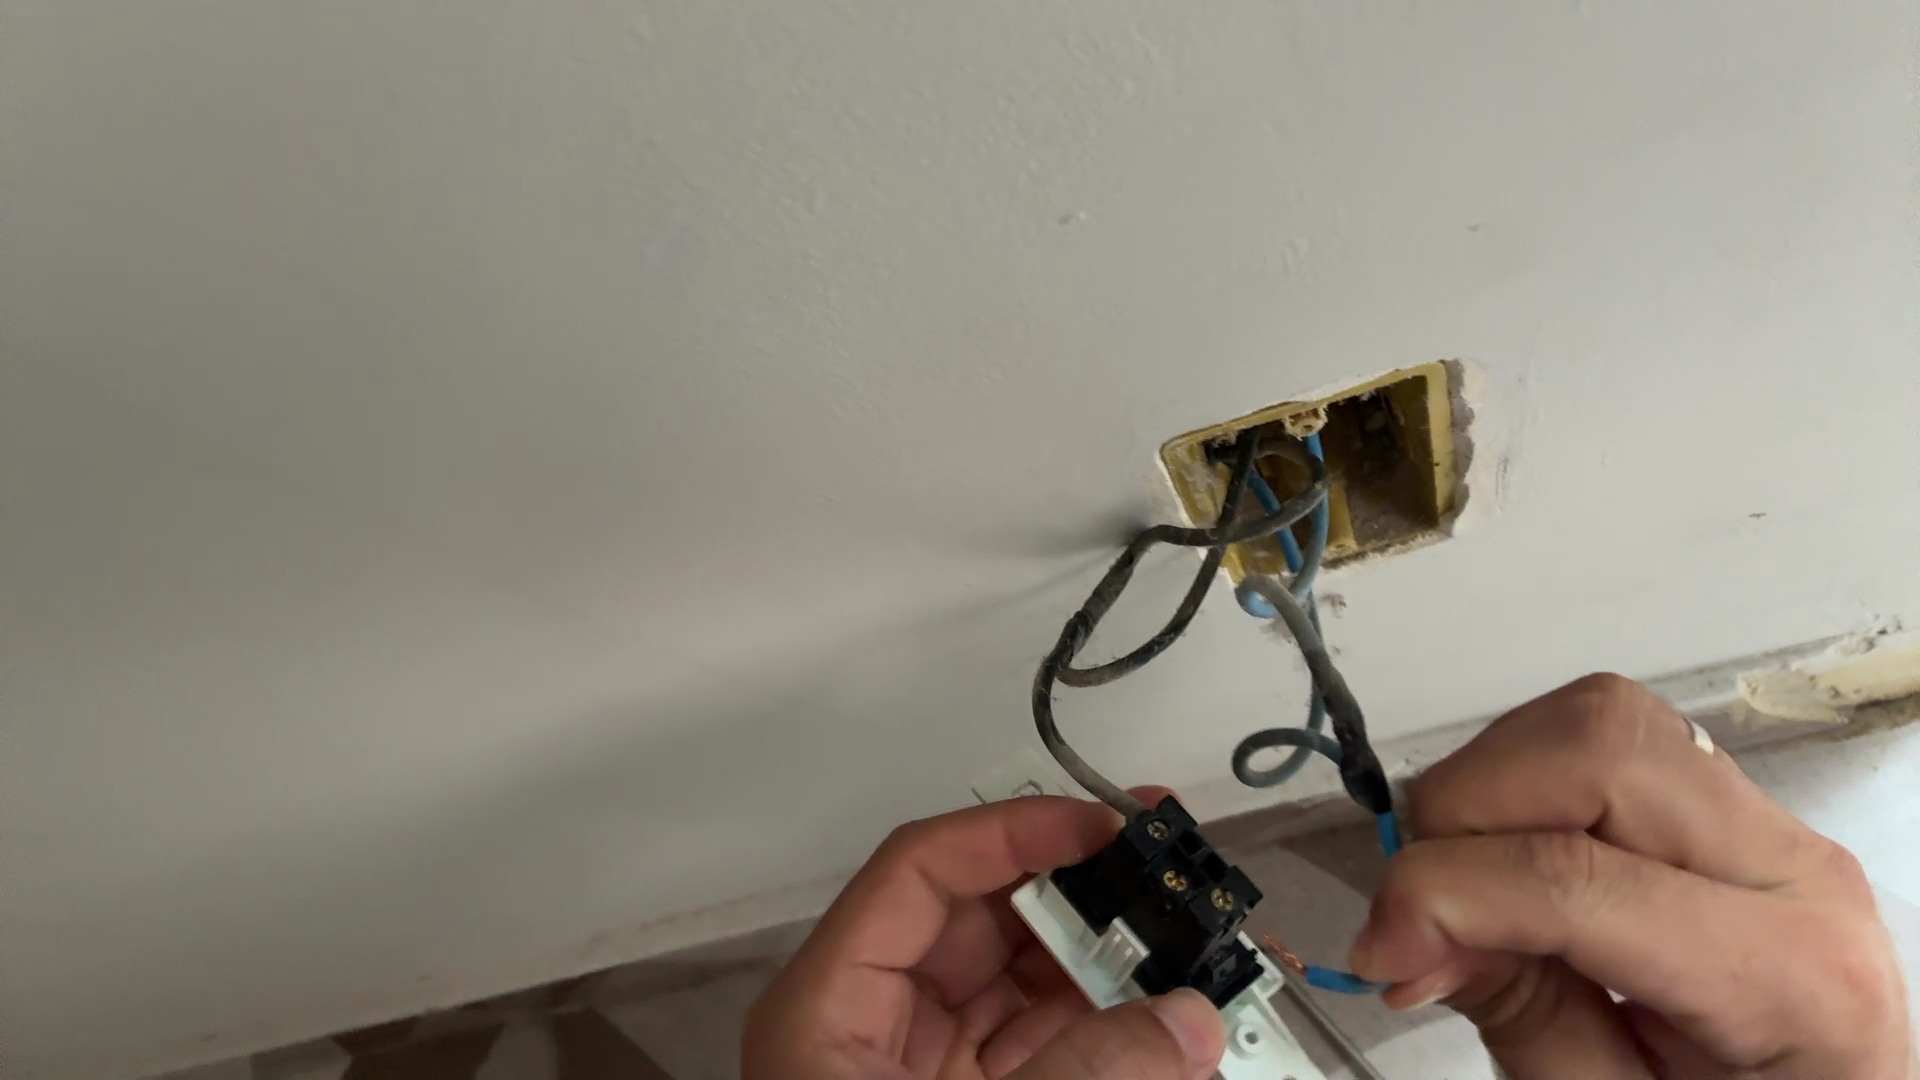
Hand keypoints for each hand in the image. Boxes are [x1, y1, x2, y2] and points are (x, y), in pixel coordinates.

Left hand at [743, 788, 1225, 1079]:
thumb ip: (1081, 1078)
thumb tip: (1192, 1017)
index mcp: (835, 1002)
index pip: (921, 870)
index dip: (1011, 831)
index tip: (1100, 826)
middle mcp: (881, 1013)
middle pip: (983, 914)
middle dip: (1077, 885)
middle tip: (1161, 855)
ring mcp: (933, 1060)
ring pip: (1025, 973)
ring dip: (1105, 951)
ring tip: (1186, 927)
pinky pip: (1050, 1037)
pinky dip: (1109, 1023)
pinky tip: (1169, 1009)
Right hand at [1349, 673, 1914, 1077]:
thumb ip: (1509, 1011)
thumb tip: (1398, 935)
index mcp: (1790, 977)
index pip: (1570, 878)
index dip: (1439, 894)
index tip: (1377, 949)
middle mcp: (1784, 863)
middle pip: (1592, 750)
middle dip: (1466, 807)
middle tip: (1428, 891)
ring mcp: (1750, 810)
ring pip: (1580, 720)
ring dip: (1483, 784)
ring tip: (1466, 873)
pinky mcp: (1704, 787)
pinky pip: (1582, 730)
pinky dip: (1505, 772)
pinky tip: (1502, 847)